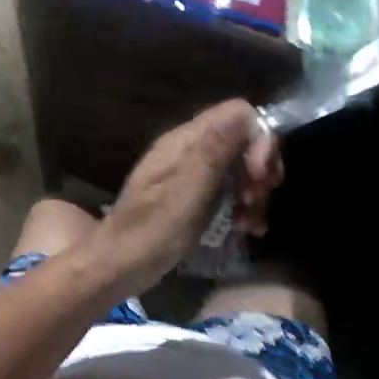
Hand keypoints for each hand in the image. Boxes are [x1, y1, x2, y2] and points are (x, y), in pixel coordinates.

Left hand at [92, 99, 282, 292]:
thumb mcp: (184, 194)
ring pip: (240, 168)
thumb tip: (242, 111)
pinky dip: (244, 207)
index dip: (259, 139)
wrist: (118, 267)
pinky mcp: (195, 198)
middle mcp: (188, 151)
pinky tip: (247, 228)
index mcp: (182, 142)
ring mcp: (192, 175)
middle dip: (260, 168)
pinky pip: (230, 191)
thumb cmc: (148, 233)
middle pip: (243, 140)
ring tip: (251, 222)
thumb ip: (212, 153)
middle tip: (257, 199)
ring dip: (255, 192)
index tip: (259, 175)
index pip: (237, 114)